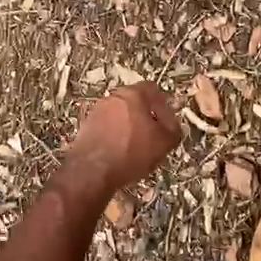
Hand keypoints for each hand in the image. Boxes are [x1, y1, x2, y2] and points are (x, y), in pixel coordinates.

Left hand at [62, 82, 181, 194]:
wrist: (92, 171)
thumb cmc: (131, 152)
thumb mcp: (164, 143)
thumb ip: (174, 130)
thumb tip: (173, 126)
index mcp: (133, 93)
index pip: (153, 90)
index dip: (164, 107)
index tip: (167, 124)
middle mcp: (114, 97)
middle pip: (135, 103)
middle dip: (146, 118)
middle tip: (153, 138)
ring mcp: (97, 111)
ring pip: (120, 116)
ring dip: (130, 128)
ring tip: (136, 150)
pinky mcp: (86, 127)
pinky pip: (107, 129)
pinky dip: (115, 138)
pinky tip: (120, 155)